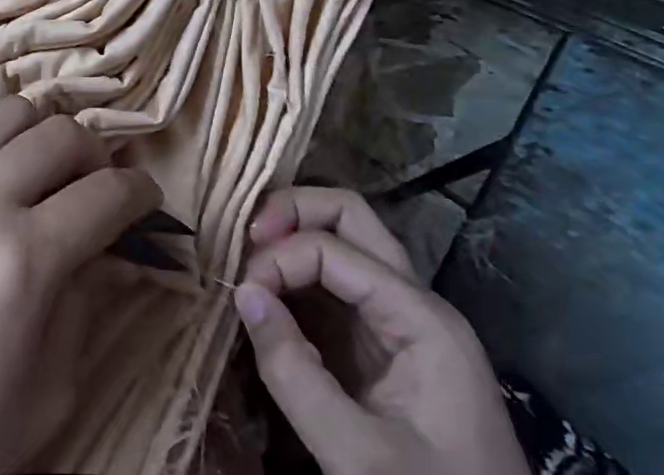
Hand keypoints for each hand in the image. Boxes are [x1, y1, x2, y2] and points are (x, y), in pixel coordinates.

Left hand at [0, 96, 160, 474]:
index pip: (107, 194)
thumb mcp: (50, 386)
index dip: (141, 192)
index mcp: (22, 261)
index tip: (148, 200)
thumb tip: (123, 250)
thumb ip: (90, 301)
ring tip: (46, 172)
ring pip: (8, 111)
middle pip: (61, 134)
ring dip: (42, 133)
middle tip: (99, 188)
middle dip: (96, 155)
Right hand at [233, 188, 528, 474]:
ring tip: (249, 259)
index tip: (242, 297)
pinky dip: (297, 272)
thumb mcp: (356, 454)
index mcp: (421, 319)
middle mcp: (415, 303)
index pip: (330, 248)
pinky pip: (337, 281)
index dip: (277, 259)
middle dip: (290, 212)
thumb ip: (293, 372)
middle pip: (348, 216)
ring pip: (344, 240)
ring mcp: (401, 320)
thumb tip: (242, 293)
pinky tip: (270, 290)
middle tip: (244, 238)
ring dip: (293, 237)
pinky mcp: (384, 342)